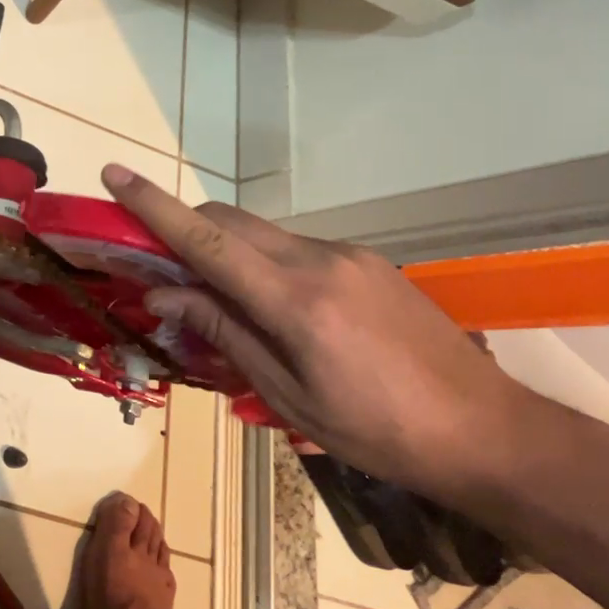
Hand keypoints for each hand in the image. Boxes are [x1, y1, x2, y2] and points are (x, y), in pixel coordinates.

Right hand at [99, 163, 535, 495]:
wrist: (493, 434)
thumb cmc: (380, 432)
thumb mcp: (289, 396)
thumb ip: (223, 333)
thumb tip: (162, 294)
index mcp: (295, 300)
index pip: (206, 240)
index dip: (154, 206)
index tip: (114, 174)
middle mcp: (319, 261)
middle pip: (227, 221)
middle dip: (183, 227)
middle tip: (159, 265)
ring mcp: (348, 255)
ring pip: (259, 231)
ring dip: (223, 248)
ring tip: (221, 299)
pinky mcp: (368, 261)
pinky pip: (293, 246)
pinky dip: (262, 261)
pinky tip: (276, 307)